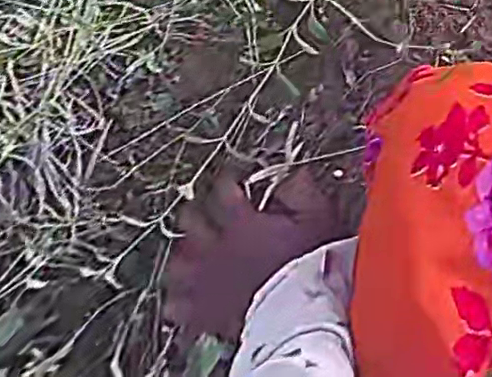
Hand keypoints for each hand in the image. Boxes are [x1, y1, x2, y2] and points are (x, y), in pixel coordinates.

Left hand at [162, 169, 343, 341]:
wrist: (299, 314)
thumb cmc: (309, 262)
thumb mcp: (317, 214)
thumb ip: (300, 189)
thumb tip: (291, 175)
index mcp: (241, 222)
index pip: (222, 190)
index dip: (226, 179)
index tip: (232, 178)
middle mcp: (216, 249)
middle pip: (190, 220)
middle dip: (197, 209)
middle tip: (206, 206)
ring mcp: (204, 282)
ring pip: (176, 261)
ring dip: (183, 251)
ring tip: (193, 246)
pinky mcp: (200, 314)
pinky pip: (174, 304)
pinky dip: (178, 294)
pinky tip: (189, 290)